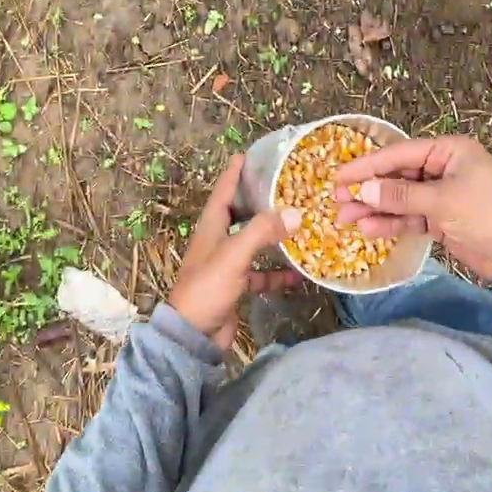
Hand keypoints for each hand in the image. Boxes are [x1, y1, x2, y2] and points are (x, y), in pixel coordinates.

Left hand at [167, 155, 303, 348]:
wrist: (192, 336)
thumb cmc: (207, 288)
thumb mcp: (234, 255)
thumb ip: (262, 232)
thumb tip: (295, 213)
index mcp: (211, 227)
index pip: (223, 192)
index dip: (234, 173)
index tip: (248, 155)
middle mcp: (217, 241)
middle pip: (239, 214)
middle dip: (258, 201)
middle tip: (283, 187)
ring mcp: (226, 264)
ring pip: (252, 243)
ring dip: (272, 237)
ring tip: (298, 226)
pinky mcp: (235, 286)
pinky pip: (259, 274)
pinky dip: (276, 273)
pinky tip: (298, 275)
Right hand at [331, 136, 491, 282]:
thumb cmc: (489, 213)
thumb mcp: (442, 201)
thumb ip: (400, 195)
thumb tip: (362, 190)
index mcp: (447, 152)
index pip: (397, 154)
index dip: (366, 165)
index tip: (338, 177)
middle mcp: (442, 169)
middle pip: (396, 176)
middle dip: (367, 190)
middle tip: (336, 201)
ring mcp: (441, 196)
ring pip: (399, 199)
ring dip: (374, 209)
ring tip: (345, 220)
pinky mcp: (442, 220)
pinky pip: (409, 217)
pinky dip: (390, 223)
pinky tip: (368, 229)